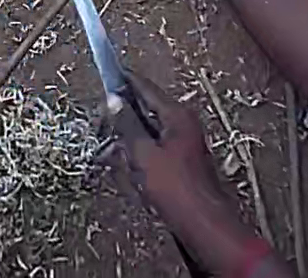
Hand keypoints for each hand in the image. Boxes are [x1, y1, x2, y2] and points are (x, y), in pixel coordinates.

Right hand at [107, 76, 226, 231]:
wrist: (206, 231)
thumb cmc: (175, 188)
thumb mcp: (143, 153)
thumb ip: (126, 123)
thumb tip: (112, 98)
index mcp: (176, 115)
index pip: (144, 86)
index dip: (122, 81)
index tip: (103, 77)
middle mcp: (182, 124)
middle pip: (144, 110)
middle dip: (122, 118)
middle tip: (101, 126)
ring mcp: (183, 144)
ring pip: (146, 132)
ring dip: (128, 140)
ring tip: (112, 152)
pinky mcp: (180, 164)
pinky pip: (153, 150)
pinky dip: (139, 155)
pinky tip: (128, 170)